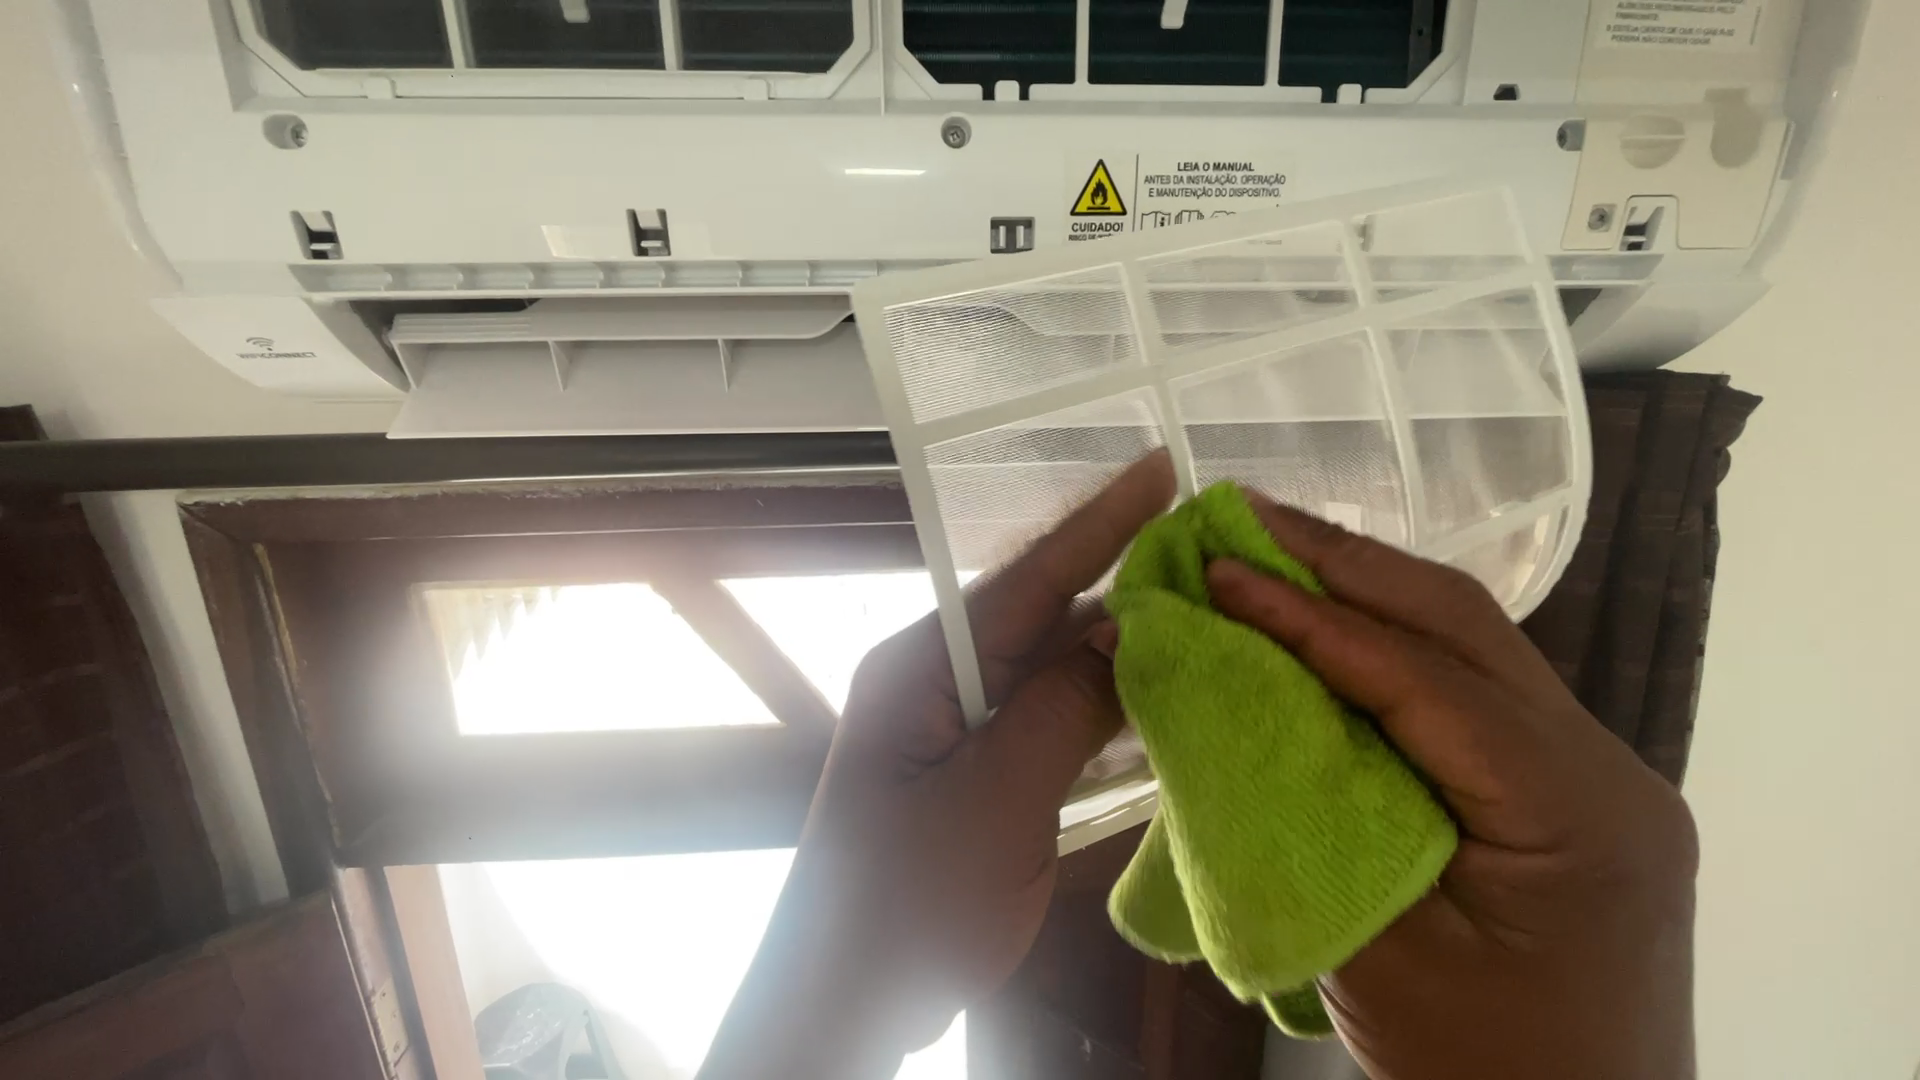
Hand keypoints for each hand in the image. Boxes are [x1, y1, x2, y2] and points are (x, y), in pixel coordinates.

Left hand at [698, 452, 1176, 1079]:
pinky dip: (1100, 700)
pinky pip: (1047, 712)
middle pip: (1042, 613)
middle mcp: (938, 675)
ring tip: (1198, 608)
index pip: (1027, 577)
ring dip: (1118, 642)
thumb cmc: (904, 904)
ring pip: (1050, 663)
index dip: (1100, 523)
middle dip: (1122, 578)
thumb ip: (1060, 709)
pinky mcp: (977, 762)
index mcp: (922, 665)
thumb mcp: (994, 802)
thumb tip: (1128, 632)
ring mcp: (957, 719)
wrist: (848, 997)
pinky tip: (1153, 691)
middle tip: (1205, 547)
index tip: (1159, 468)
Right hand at [1206, 493, 1698, 1079]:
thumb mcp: (1369, 945)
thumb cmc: (1473, 1060)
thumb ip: (1290, 809)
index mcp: (1572, 810)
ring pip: (1460, 631)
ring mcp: (1578, 758)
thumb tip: (1206, 701)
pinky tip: (1319, 603)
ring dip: (1355, 576)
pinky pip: (1453, 670)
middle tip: (1240, 513)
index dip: (1306, 616)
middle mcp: (1597, 759)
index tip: (1217, 570)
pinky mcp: (1544, 769)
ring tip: (1268, 537)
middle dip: (1336, 556)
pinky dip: (1374, 625)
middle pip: (1455, 620)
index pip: (1419, 676)